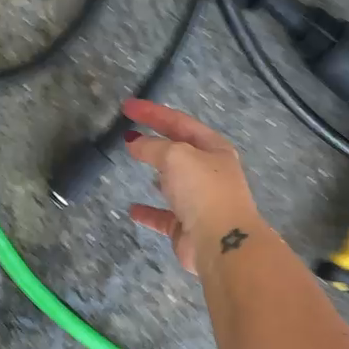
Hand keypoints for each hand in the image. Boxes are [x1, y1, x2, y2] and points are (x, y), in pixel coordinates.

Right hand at [122, 99, 266, 274]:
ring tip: (136, 165)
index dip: (152, 113)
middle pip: (178, 150)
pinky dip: (148, 211)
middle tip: (129, 134)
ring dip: (156, 174)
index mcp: (213, 148)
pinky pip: (163, 215)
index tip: (127, 107)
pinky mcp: (186, 227)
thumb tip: (134, 143)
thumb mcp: (176, 156)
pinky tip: (132, 209)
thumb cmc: (203, 190)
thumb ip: (152, 147)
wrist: (220, 241)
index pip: (179, 122)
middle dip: (156, 140)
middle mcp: (209, 172)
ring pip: (173, 183)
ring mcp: (198, 201)